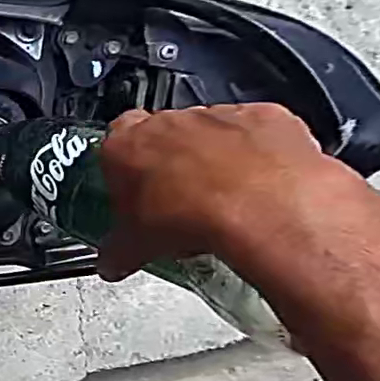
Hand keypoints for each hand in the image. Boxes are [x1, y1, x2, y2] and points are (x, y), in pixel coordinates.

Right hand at [95, 104, 374, 280]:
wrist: (263, 211)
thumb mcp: (136, 245)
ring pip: (210, 130)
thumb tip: (113, 263)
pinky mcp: (266, 117)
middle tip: (177, 196)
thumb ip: (118, 251)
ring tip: (225, 197)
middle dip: (170, 159)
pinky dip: (260, 150)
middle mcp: (169, 123)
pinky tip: (262, 182)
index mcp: (125, 144)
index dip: (126, 162)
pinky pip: (258, 130)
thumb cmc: (192, 215)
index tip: (134, 183)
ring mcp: (217, 117)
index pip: (114, 140)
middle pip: (163, 134)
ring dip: (215, 155)